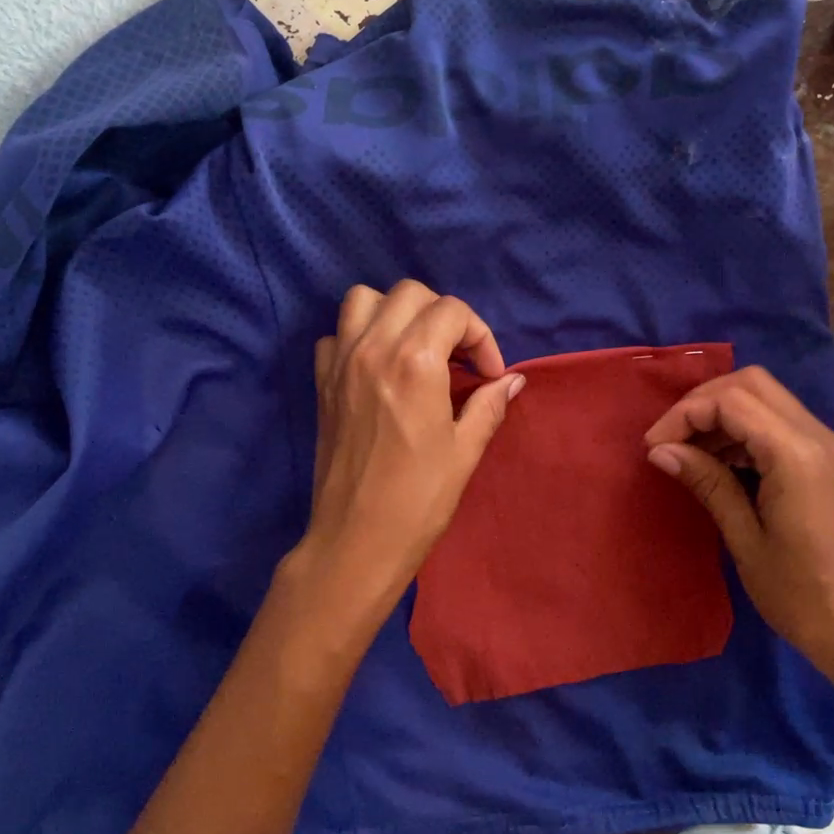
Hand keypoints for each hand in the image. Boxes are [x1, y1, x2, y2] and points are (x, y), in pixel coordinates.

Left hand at [297, 281, 524, 616]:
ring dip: (395, 312)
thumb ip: (488, 404)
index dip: (480, 336)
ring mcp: (340, 362)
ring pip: (363, 299)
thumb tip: (512, 380)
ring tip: (416, 347)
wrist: (356, 540)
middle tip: (458, 355)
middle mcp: (373, 348)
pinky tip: (377, 368)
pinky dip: (357, 337)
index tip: (489, 373)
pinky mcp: (321, 383)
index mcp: (415, 362)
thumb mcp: (464, 450)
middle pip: (409, 293)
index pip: (452, 310)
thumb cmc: (418, 499)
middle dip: (442, 314)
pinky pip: (335, 335)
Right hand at [643, 366, 833, 670]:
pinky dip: (742, 429)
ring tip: (688, 453)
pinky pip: (777, 421)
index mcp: (796, 456)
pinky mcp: (826, 461)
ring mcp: (826, 447)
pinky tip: (719, 462)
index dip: (685, 414)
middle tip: (671, 440)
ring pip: (764, 397)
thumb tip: (659, 451)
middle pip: (750, 383)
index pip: (731, 401)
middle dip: (702, 402)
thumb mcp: (745, 541)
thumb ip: (707, 483)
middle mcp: (816, 437)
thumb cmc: (800, 597)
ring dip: (721, 414)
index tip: (654, 447)